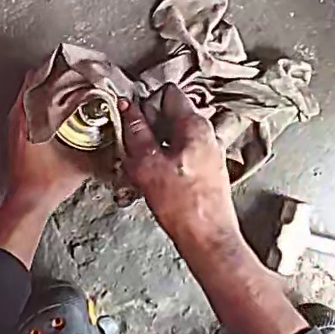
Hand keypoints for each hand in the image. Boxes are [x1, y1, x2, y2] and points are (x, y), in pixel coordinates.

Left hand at [4, 66, 92, 210]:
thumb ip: (100, 149)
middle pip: (32, 81)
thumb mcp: (79, 163)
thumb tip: (118, 136)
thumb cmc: (47, 183)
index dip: (55, 67)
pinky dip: (40, 99)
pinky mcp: (16, 133)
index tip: (70, 60)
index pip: (38, 79)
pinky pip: (26, 106)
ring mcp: (15, 125)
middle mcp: (19, 117)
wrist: (28, 200)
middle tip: (71, 68)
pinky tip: (55, 104)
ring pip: (28, 93)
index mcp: (31, 119)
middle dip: (52, 73)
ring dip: (45, 85)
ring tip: (65, 82)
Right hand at [120, 84, 244, 261]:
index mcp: (195, 125)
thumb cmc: (184, 206)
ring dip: (152, 146)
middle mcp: (206, 134)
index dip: (146, 103)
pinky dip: (162, 160)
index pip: (168, 93)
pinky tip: (152, 179)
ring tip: (139, 166)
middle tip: (132, 146)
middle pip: (169, 114)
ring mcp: (207, 152)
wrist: (208, 239)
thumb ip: (136, 133)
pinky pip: (178, 154)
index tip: (132, 120)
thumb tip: (127, 108)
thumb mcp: (148, 164)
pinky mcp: (204, 170)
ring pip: (172, 136)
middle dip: (147, 126)